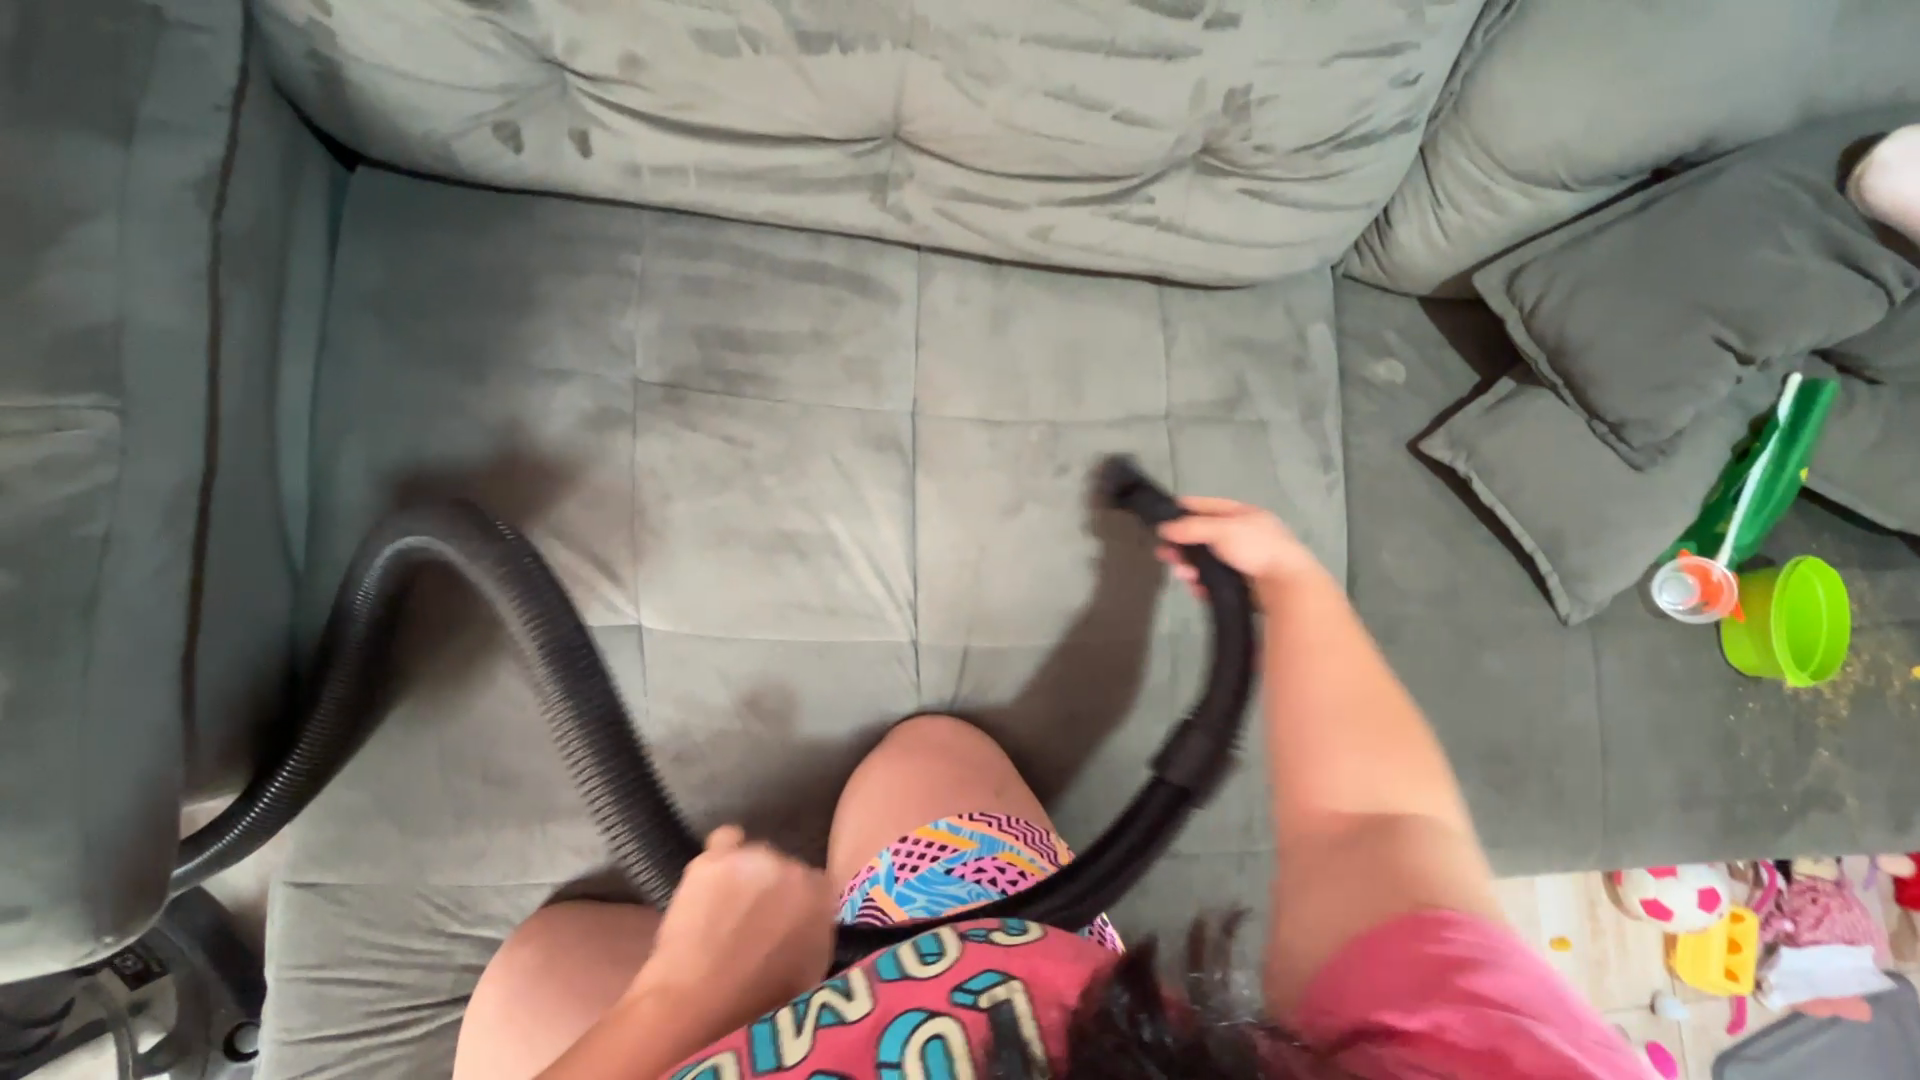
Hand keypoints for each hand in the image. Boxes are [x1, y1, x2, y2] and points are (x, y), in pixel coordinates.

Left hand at [627, 826, 837, 1032]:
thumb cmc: (758, 1005)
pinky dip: (722, 854)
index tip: (783, 921)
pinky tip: (712, 877)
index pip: (816, 885)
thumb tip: (807, 923)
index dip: (797, 903)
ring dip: (746, 874)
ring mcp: (753, 858)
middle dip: (772, 888)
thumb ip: (816, 934)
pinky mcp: (716, 857)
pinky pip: (725, 839)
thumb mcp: (810, 975)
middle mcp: (794, 868)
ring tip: (725, 904)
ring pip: (755, 854)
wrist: (697, 1007)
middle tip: (752, 919)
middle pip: (785, 867)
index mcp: (823, 897)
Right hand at [1155, 496, 1320, 597]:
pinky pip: (1215, 581)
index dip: (1184, 509)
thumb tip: (1164, 528)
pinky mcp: (1242, 583)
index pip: (1207, 506)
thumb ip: (1191, 528)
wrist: (1286, 585)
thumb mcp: (1222, 530)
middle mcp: (1242, 535)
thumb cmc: (1257, 548)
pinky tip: (1197, 588)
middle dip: (1183, 546)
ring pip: (1207, 561)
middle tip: (1164, 554)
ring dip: (1191, 567)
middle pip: (1203, 537)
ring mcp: (1243, 560)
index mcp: (1243, 515)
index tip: (1162, 516)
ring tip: (1182, 574)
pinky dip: (1203, 584)